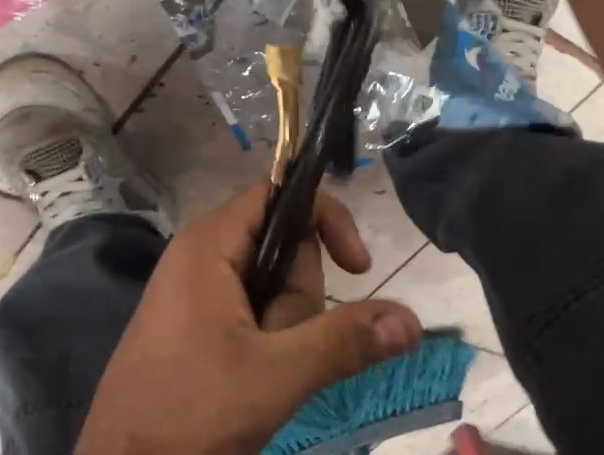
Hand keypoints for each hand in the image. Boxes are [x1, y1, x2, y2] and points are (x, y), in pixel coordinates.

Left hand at [76, 183, 423, 454]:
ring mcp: (194, 288)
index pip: (280, 194)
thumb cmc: (192, 410)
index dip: (324, 219)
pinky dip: (267, 338)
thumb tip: (410, 319)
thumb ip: (344, 341)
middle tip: (282, 345)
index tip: (357, 267)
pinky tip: (256, 375)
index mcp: (209, 241)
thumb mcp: (276, 375)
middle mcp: (200, 252)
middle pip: (280, 244)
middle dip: (299, 295)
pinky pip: (249, 309)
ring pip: (268, 284)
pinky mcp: (194, 321)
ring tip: (263, 369)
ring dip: (285, 326)